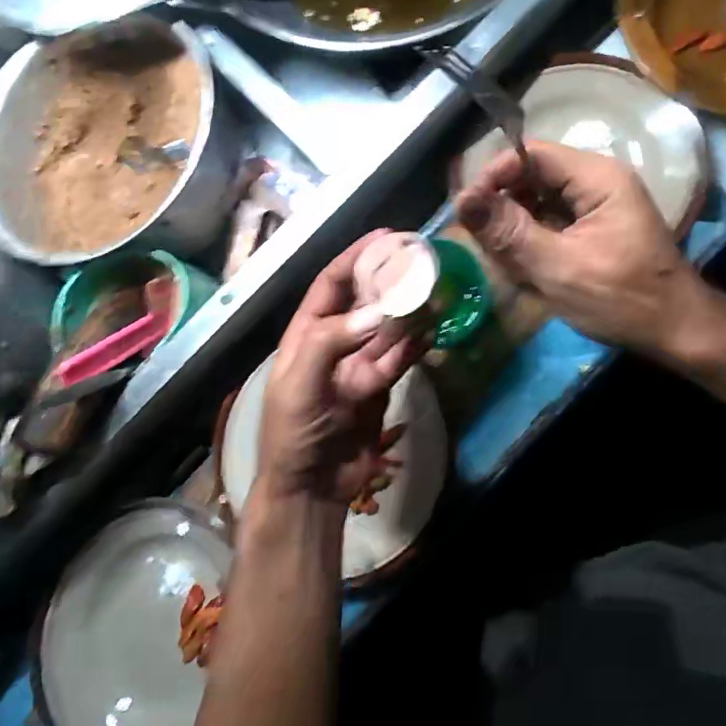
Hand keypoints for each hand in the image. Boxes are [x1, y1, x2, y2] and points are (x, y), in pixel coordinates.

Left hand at [257, 231, 426, 511]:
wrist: (309, 487)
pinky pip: (400, 358)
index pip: (332, 284)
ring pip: (388, 328)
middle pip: (365, 301)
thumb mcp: (299, 383)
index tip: (386, 237)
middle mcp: (334, 343)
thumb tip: (377, 311)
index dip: (356, 258)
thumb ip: (331, 342)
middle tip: (420, 258)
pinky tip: (432, 328)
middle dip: (389, 278)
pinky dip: (416, 343)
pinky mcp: (379, 388)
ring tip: (433, 289)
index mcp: (306, 334)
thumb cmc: (292, 432)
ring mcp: (358, 365)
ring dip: (409, 310)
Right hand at [455, 141, 715, 353]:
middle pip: (531, 175)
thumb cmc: (622, 299)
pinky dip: (530, 238)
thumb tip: (461, 200)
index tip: (467, 210)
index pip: (530, 154)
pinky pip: (549, 219)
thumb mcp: (558, 267)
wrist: (677, 332)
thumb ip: (509, 232)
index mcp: (597, 178)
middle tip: (481, 240)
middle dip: (501, 204)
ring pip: (536, 199)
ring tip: (501, 257)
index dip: (493, 175)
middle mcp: (597, 181)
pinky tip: (522, 265)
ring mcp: (596, 204)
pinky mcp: (593, 227)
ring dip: (513, 225)